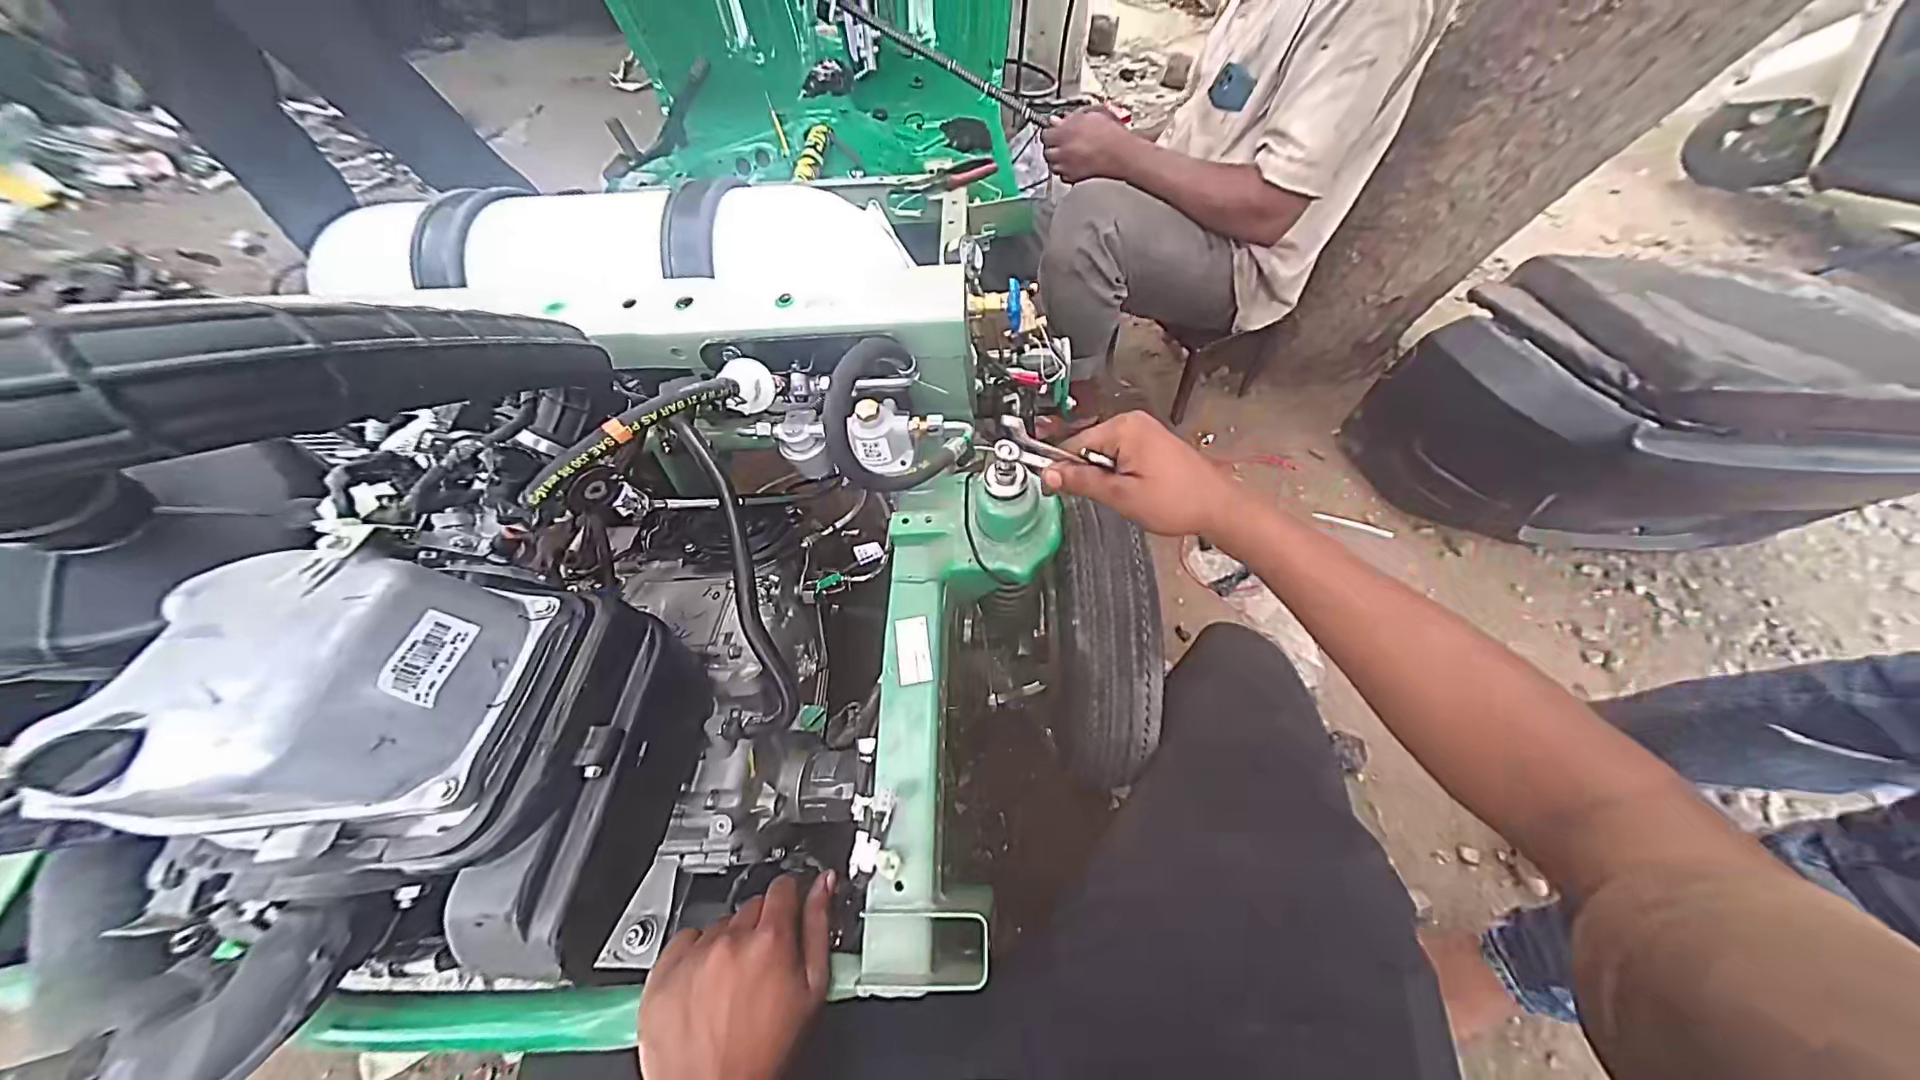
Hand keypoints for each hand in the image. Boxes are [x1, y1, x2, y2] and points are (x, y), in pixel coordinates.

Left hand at [637, 872, 833, 1079]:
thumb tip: (823, 887)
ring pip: (719, 925)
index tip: (788, 909)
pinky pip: (684, 942)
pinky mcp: (664, 972)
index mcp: (771, 939)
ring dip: (728, 943)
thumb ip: (819, 927)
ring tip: (731, 984)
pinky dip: (695, 955)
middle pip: (752, 907)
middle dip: (760, 928)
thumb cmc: (764, 1053)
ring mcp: (695, 955)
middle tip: (762, 965)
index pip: (783, 888)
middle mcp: (731, 939)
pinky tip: (704, 982)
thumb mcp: (812, 990)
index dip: (790, 898)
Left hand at [1041, 106, 1144, 183]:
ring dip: (1058, 160)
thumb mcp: (1089, 115)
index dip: (1051, 133)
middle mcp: (1060, 152)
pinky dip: (1066, 171)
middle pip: (1047, 152)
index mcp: (1062, 133)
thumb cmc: (1108, 134)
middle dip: (1053, 148)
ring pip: (1054, 165)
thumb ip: (1070, 118)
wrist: (1119, 153)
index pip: (1045, 134)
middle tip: (1062, 144)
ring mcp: (1065, 167)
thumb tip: (1058, 121)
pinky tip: (1075, 164)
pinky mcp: (1072, 178)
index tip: (1055, 132)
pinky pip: (1063, 176)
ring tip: (1069, 155)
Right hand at [1041, 411, 1251, 537]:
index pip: (1072, 444)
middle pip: (1086, 447)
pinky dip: (1118, 473)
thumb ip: (1081, 481)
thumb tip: (1050, 473)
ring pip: (1102, 454)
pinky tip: (1134, 489)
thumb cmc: (1179, 500)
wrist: (1218, 507)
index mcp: (1123, 428)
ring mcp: (1143, 431)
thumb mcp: (1120, 495)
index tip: (1055, 488)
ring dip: (1105, 476)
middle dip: (1088, 474)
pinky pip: (1119, 455)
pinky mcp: (1150, 443)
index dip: (1062, 469)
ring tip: (1126, 494)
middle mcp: (1133, 422)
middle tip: (1106, 496)